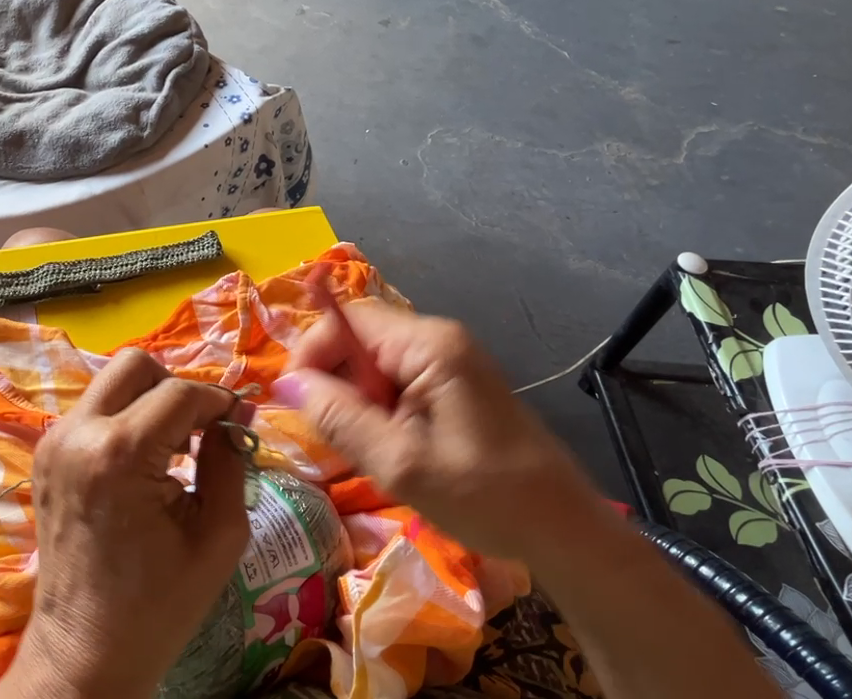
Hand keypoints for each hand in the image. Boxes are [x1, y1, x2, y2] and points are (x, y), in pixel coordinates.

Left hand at [0, 348, 249, 698]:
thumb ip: (229, 463)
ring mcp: (54, 441)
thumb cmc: (157, 606)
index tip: (240, 421)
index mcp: (118, 454)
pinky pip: (93, 410)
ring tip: (174, 451)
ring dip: (149, 402)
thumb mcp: (217, 537)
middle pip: (135, 365)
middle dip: (176, 388)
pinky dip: (124, 419)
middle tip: (200, 431)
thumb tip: (233, 417)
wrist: (83, 651)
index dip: (218, 400)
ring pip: (111, 383)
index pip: (179, 392)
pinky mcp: (46, 455)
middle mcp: (77, 433)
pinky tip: (143, 465)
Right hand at [283, 298, 608, 562]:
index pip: (347, 319)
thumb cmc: (486, 496)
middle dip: (335, 382)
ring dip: (356, 401)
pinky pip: (396, 381)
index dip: (313, 352)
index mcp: (430, 345)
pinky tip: (388, 448)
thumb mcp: (400, 463)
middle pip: (359, 339)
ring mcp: (450, 361)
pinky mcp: (454, 385)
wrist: (565, 532)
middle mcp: (439, 339)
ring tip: (364, 448)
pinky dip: (379, 410)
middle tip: (332, 434)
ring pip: (374, 364)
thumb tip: (285, 382)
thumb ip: (338, 417)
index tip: (294, 400)